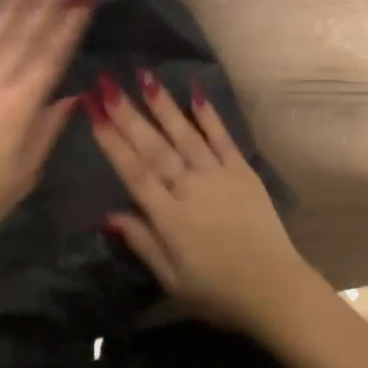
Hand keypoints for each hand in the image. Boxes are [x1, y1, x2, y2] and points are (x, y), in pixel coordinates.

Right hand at [88, 70, 315, 331]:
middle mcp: (191, 188)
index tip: (94, 111)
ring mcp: (219, 175)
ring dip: (163, 105)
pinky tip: (195, 91)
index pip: (134, 171)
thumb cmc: (217, 292)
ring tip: (144, 75)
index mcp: (170, 217)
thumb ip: (142, 242)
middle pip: (154, 147)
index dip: (112, 140)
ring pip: (185, 135)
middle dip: (128, 113)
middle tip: (107, 83)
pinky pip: (223, 138)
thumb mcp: (171, 279)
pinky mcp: (243, 170)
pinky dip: (208, 115)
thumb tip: (107, 214)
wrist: (273, 288)